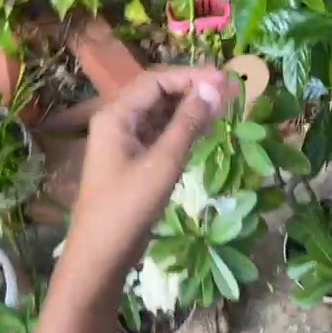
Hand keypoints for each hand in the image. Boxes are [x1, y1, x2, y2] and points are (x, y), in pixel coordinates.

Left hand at [63, 67, 232, 284]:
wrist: (101, 256)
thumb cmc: (129, 206)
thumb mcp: (164, 162)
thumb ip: (188, 122)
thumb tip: (213, 87)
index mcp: (117, 115)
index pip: (157, 80)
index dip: (192, 76)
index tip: (225, 78)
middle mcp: (119, 121)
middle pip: (159, 93)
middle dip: (194, 89)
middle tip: (231, 89)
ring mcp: (125, 140)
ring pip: (162, 113)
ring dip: (192, 107)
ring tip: (225, 105)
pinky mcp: (134, 159)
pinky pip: (161, 132)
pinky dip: (184, 127)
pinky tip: (207, 128)